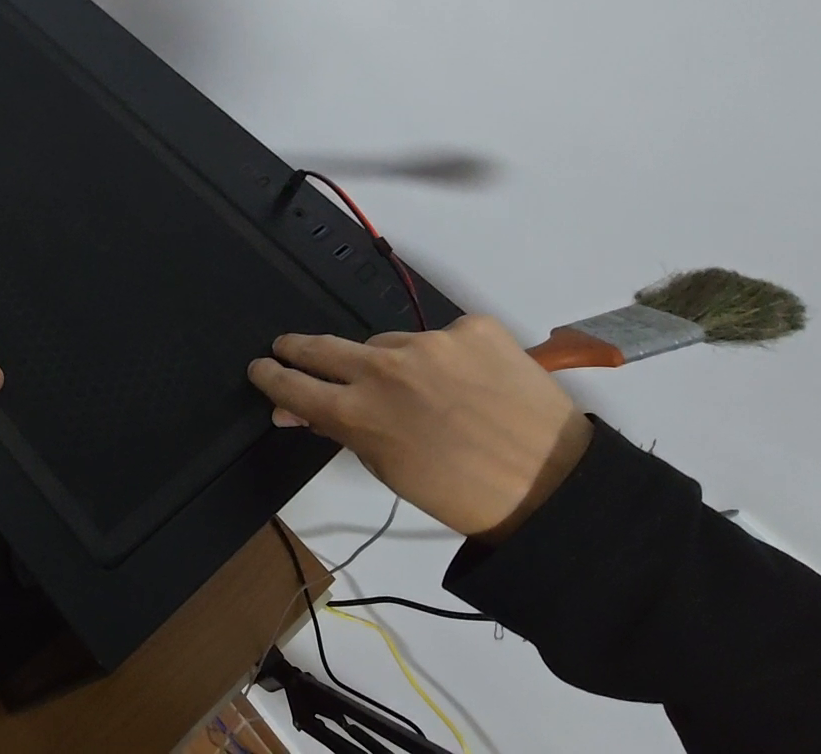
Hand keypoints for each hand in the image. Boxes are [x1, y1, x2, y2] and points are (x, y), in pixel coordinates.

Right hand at [248, 315, 593, 541]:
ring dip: (384, 361)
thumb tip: (295, 409)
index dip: (270, 375)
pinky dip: (443, 356)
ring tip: (416, 388)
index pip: (291, 384)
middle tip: (290, 348)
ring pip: (384, 343)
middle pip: (318, 346)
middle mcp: (383, 368)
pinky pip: (439, 337)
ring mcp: (430, 342)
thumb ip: (338, 430)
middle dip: (296, 348)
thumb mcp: (387, 468)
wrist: (558, 487)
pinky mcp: (473, 328)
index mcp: (357, 413)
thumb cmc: (461, 493)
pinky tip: (465, 379)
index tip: (261, 367)